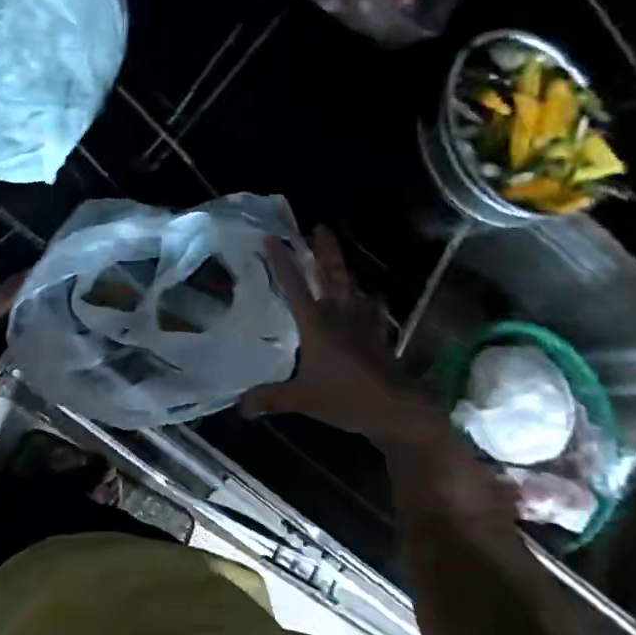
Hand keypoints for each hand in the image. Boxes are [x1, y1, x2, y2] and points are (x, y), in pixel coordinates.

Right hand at [242, 227, 439, 441]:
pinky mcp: (378, 333)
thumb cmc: (346, 397)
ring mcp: (362, 322)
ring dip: (342, 268)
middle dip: (323, 250)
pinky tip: (368, 295)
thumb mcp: (301, 399)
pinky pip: (372, 306)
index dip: (282, 263)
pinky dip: (367, 297)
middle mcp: (338, 315)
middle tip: (319, 227)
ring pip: (351, 286)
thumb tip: (240, 406)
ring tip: (336, 254)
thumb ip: (270, 398)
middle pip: (330, 276)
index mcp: (316, 325)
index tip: (273, 239)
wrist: (395, 407)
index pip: (295, 287)